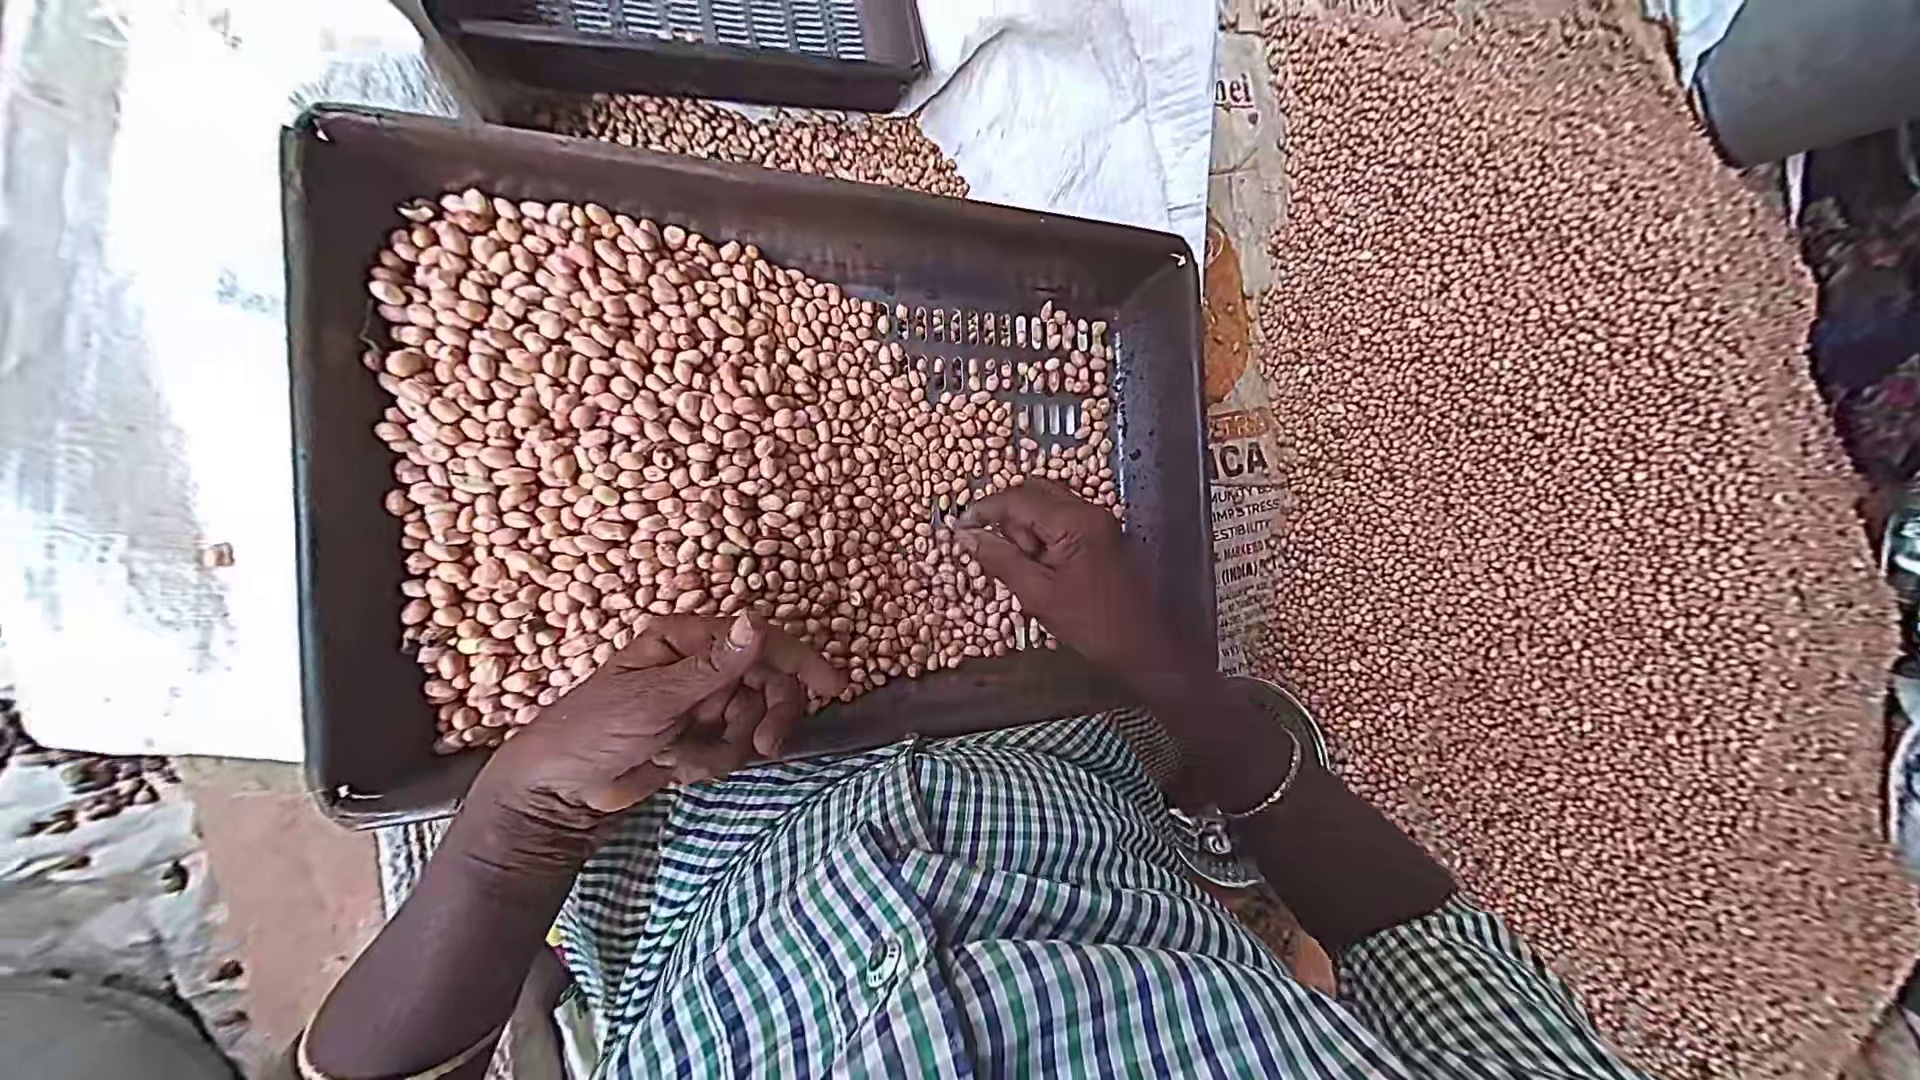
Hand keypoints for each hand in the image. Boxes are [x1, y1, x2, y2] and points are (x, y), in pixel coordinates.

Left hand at [463, 613, 844, 866]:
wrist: (556, 795)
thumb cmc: (592, 732)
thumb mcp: (654, 699)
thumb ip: (714, 666)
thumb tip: (756, 623)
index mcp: (687, 640)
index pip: (758, 642)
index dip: (799, 662)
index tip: (832, 687)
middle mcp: (702, 665)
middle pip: (766, 682)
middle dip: (764, 717)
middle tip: (762, 747)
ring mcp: (703, 700)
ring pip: (753, 718)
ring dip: (724, 747)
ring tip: (680, 760)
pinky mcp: (702, 733)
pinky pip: (734, 745)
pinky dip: (711, 762)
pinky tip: (674, 767)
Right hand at [954, 478, 1172, 670]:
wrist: (1147, 645)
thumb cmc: (1093, 625)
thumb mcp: (1037, 595)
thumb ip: (999, 559)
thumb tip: (966, 536)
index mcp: (1075, 522)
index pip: (1018, 498)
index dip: (984, 510)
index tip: (961, 529)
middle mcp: (1089, 510)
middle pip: (1033, 492)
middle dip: (1008, 519)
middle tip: (999, 554)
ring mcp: (1099, 519)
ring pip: (1046, 504)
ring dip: (1025, 528)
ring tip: (1026, 568)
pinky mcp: (1102, 533)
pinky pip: (1061, 520)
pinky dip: (1042, 535)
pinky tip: (1042, 567)